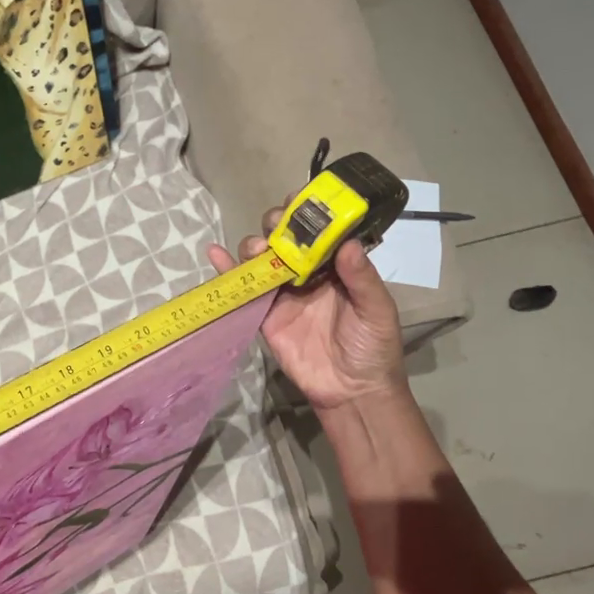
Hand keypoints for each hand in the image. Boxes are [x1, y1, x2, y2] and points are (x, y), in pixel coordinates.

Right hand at [207, 204, 405, 410]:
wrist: (351, 391)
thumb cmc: (373, 347)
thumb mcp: (377, 310)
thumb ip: (361, 278)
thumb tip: (347, 242)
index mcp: (336, 266)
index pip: (319, 230)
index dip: (309, 211)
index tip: (301, 201)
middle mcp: (307, 272)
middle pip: (285, 237)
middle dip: (277, 224)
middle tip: (279, 229)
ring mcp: (283, 292)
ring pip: (261, 257)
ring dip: (255, 245)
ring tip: (258, 251)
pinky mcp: (264, 313)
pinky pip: (243, 288)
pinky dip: (226, 269)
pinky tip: (215, 253)